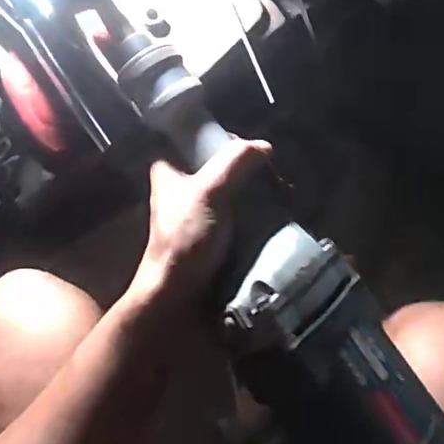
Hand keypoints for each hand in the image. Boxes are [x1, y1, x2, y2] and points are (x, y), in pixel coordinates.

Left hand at [128, 138, 271, 312]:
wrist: (175, 304)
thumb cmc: (183, 241)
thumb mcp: (209, 192)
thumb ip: (234, 163)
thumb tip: (264, 146)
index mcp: (168, 174)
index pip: (192, 142)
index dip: (216, 138)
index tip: (244, 146)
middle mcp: (180, 194)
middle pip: (216, 169)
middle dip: (241, 171)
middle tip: (267, 174)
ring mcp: (195, 221)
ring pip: (228, 196)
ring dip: (249, 198)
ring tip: (276, 196)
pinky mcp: (210, 244)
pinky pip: (235, 223)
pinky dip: (251, 221)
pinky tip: (270, 220)